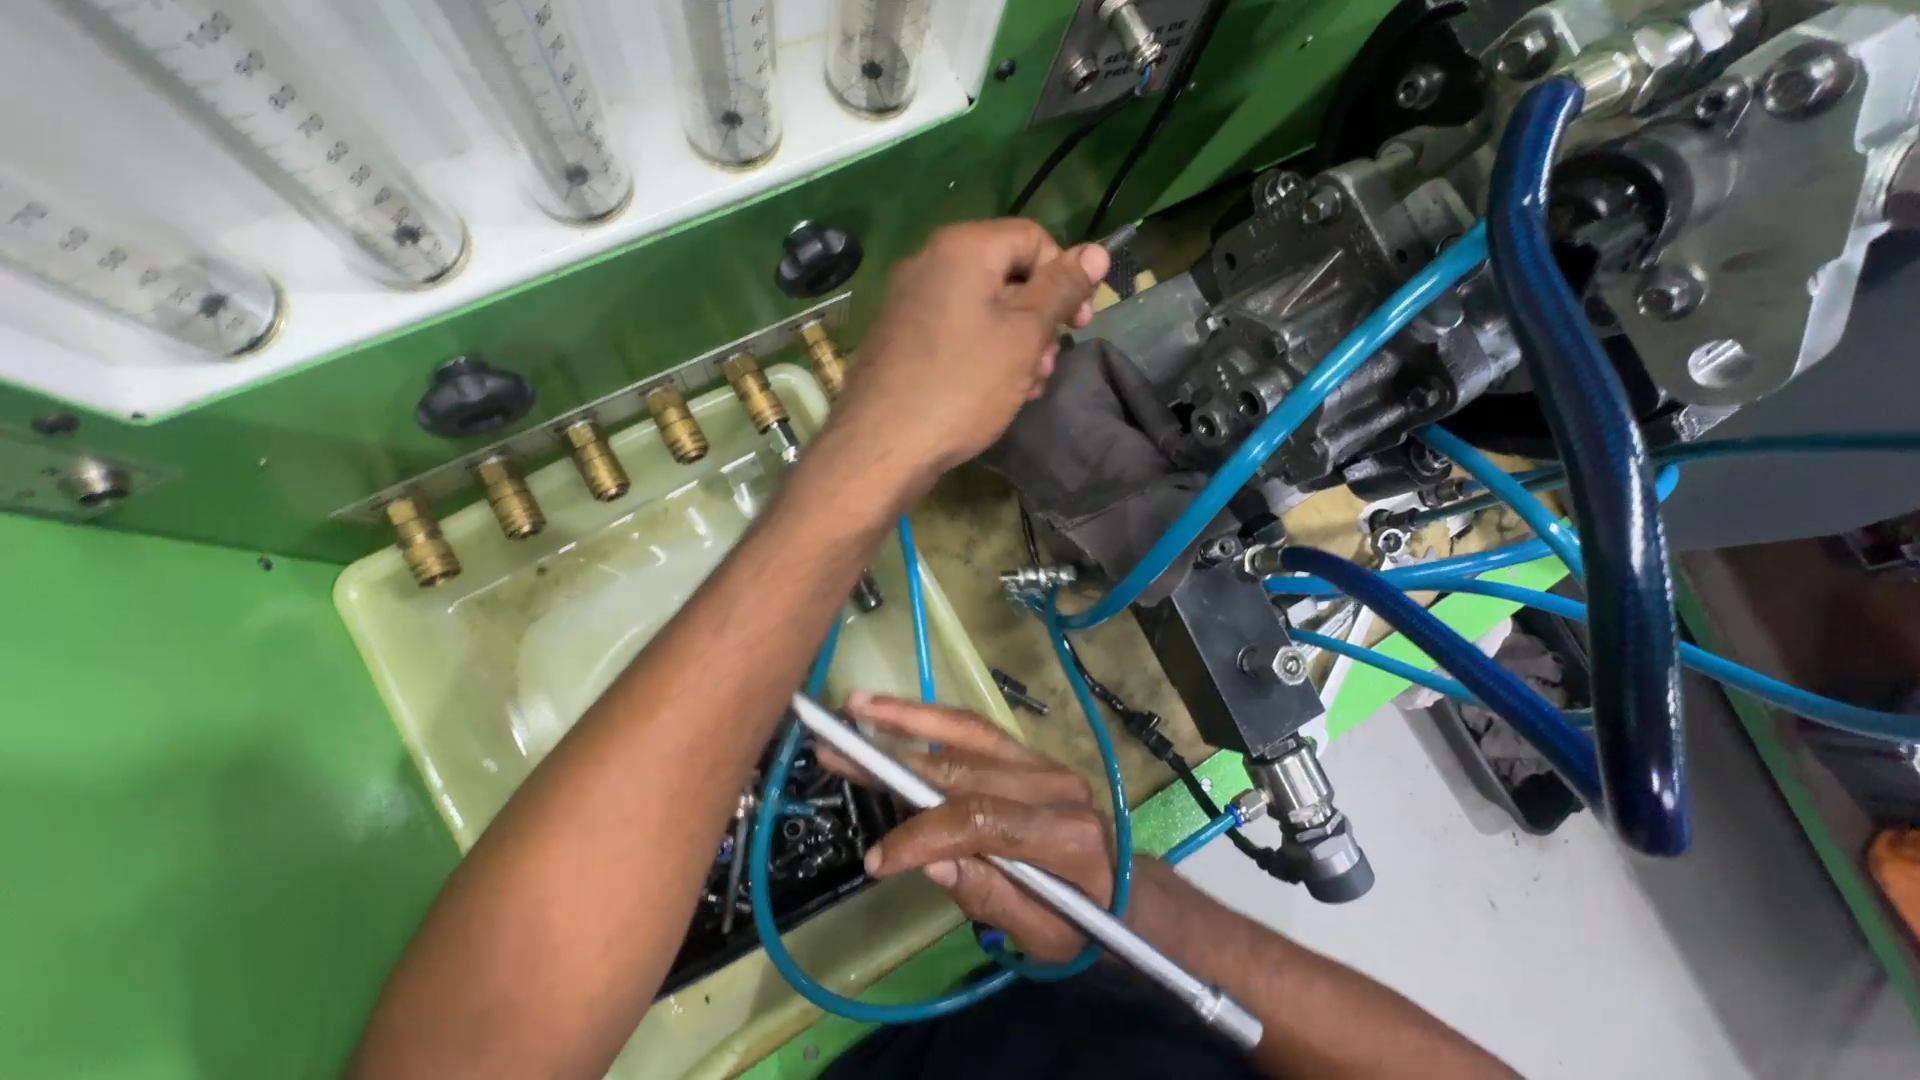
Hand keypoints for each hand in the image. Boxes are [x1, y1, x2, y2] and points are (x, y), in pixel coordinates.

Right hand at [818, 691, 1117, 963]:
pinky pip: (974, 728)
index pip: (980, 821)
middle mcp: (1054, 786)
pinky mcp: (1029, 753)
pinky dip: (929, 717)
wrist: (1122, 886)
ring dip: (905, 717)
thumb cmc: (1082, 921)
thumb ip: (988, 895)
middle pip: (963, 768)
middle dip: (893, 762)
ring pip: (966, 732)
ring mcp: (1042, 762)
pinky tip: (892, 709)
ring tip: (854, 706)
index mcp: (1064, 835)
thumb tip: (926, 861)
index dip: (922, 835)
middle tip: (835, 752)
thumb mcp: (1040, 934)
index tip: (877, 862)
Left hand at [831, 220, 1109, 483]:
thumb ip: (1061, 290)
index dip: (1065, 276)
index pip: (1033, 238)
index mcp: (962, 248)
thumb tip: (1096, 251)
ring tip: (1026, 386)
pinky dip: (982, 352)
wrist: (881, 445)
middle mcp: (929, 261)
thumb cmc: (963, 385)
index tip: (1080, 323)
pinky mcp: (898, 337)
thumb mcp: (1025, 336)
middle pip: (1007, 273)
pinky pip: (954, 331)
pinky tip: (994, 392)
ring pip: (982, 308)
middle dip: (1039, 318)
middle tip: (1049, 364)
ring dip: (1016, 342)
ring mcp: (908, 301)